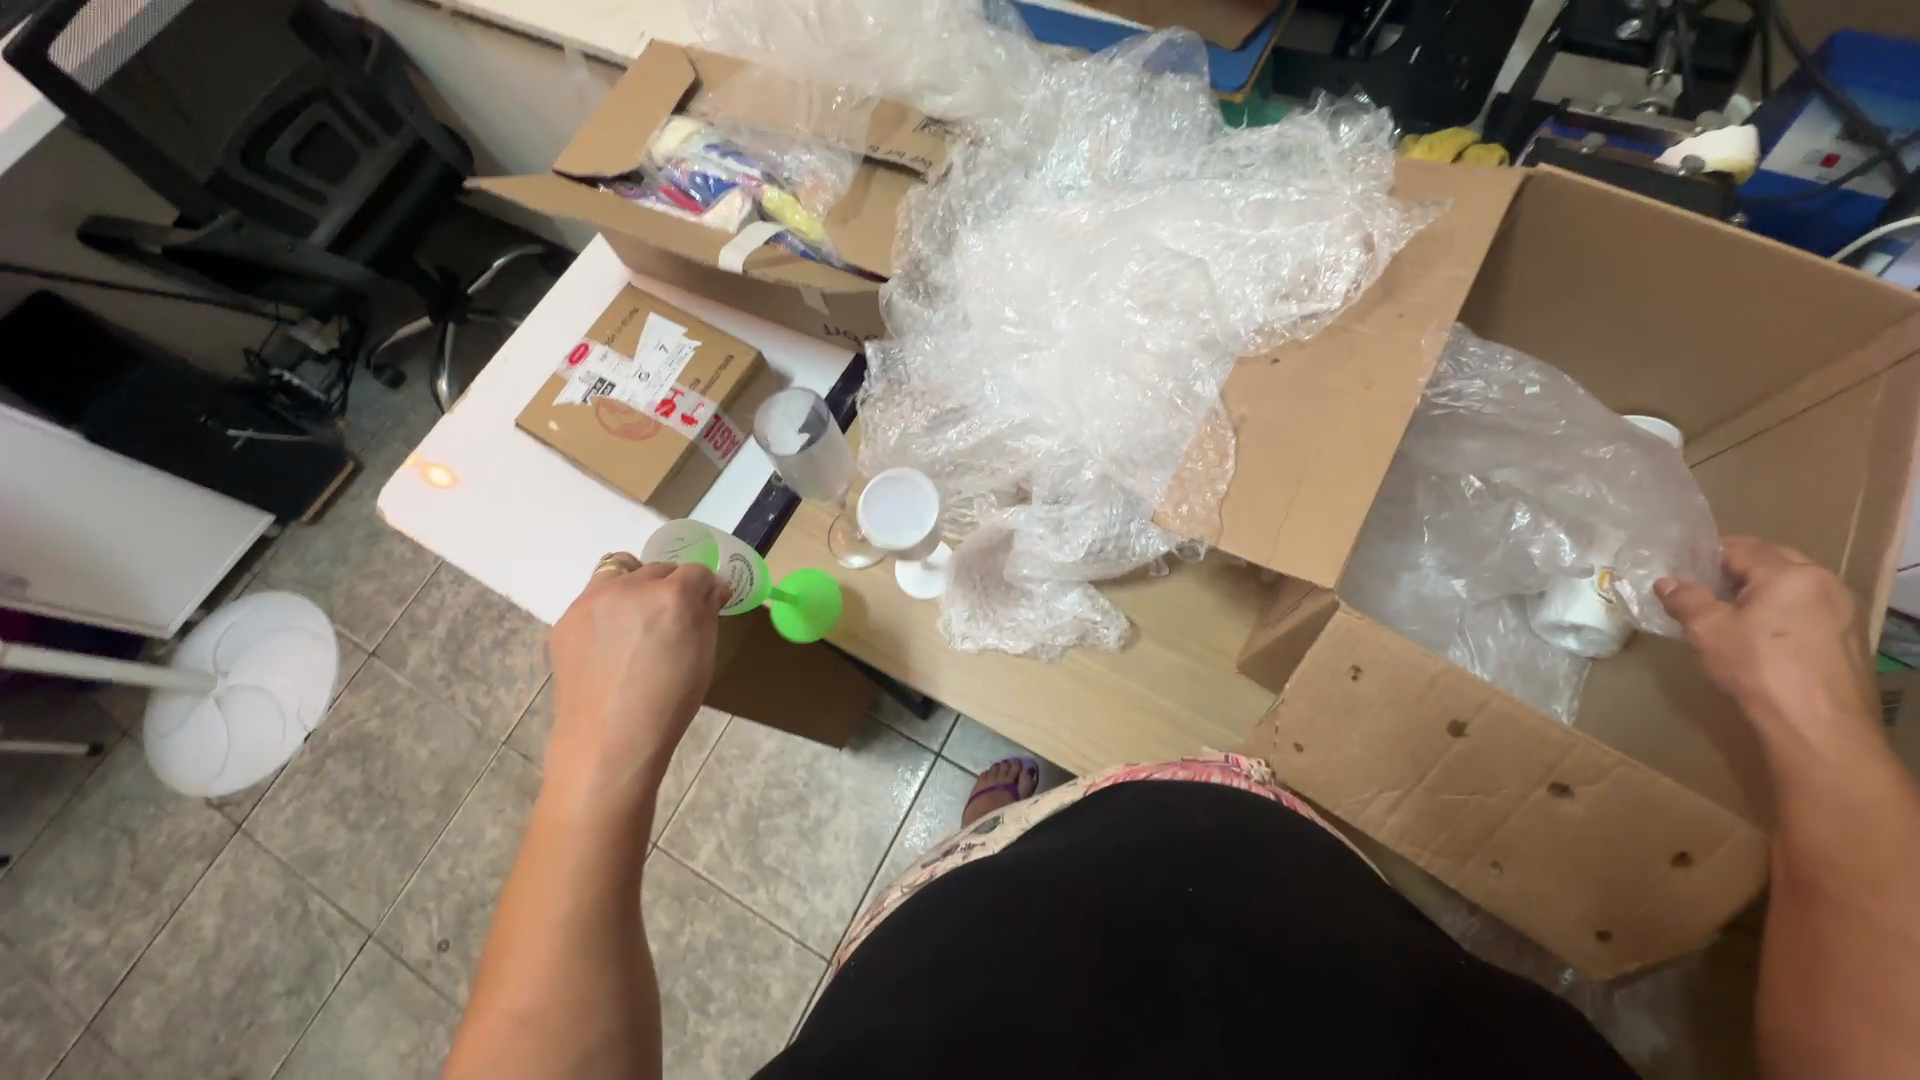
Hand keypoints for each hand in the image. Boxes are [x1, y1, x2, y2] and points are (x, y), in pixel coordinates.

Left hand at [544, 559, 729, 813]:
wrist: (609, 739)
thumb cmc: (669, 703)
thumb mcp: (703, 656)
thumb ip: (708, 613)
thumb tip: (711, 589)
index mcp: (673, 596)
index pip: (697, 572)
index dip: (705, 589)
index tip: (705, 607)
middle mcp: (632, 587)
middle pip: (660, 568)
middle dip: (671, 586)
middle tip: (671, 620)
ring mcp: (593, 599)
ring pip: (621, 569)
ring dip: (636, 583)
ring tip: (637, 617)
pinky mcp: (567, 617)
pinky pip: (594, 597)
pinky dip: (608, 607)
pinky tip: (610, 642)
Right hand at [1656, 537, 1874, 736]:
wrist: (1816, 721)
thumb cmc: (1756, 666)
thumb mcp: (1707, 630)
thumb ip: (1685, 599)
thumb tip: (1668, 582)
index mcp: (1790, 574)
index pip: (1741, 549)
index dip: (1706, 553)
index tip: (1679, 564)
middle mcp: (1824, 583)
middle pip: (1774, 560)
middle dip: (1736, 566)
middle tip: (1701, 582)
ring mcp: (1842, 610)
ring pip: (1793, 584)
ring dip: (1759, 587)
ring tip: (1726, 607)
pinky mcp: (1848, 635)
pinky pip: (1807, 606)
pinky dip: (1779, 607)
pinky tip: (1758, 631)